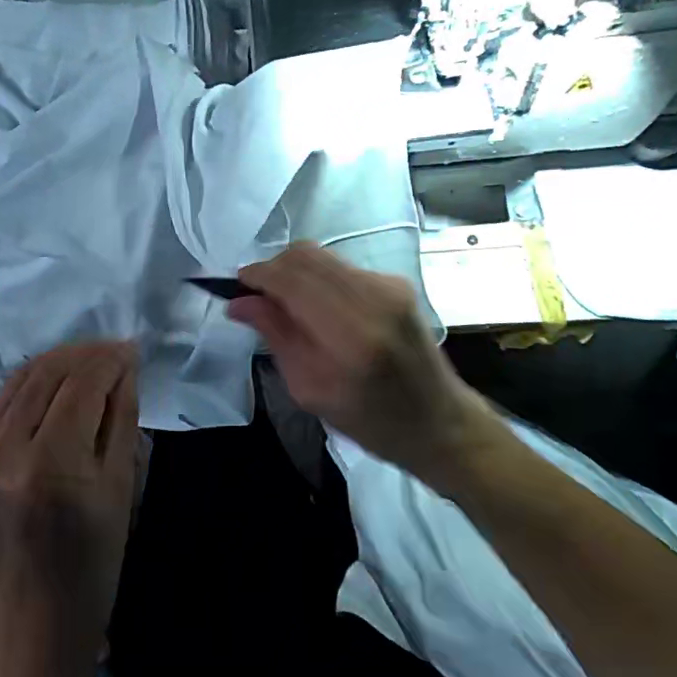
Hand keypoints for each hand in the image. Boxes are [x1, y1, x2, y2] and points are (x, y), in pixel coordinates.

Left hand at [0, 342, 140, 676]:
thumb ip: (120, 421)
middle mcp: (6, 451)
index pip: (82, 384)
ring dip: (60, 361)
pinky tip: (60, 382)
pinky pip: (4, 403)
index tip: (133, 349)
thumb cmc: (92, 569)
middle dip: (86, 353)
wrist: (30, 629)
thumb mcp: (120, 492)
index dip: (110, 359)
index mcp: (51, 465)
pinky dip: (35, 383)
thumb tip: (124, 369)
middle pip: (48, 373)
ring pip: (21, 380)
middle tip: (117, 350)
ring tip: (92, 359)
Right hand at [228, 242, 502, 485]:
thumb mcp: (311, 390)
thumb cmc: (371, 421)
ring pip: (323, 256)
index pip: (292, 278)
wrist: (438, 421)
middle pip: (306, 255)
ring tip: (284, 302)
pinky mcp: (397, 283)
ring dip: (295, 271)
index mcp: (350, 334)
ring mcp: (389, 285)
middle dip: (274, 268)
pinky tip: (317, 306)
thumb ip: (276, 337)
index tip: (238, 286)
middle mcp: (373, 297)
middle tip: (258, 296)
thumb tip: (240, 302)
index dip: (259, 275)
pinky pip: (343, 267)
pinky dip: (320, 278)